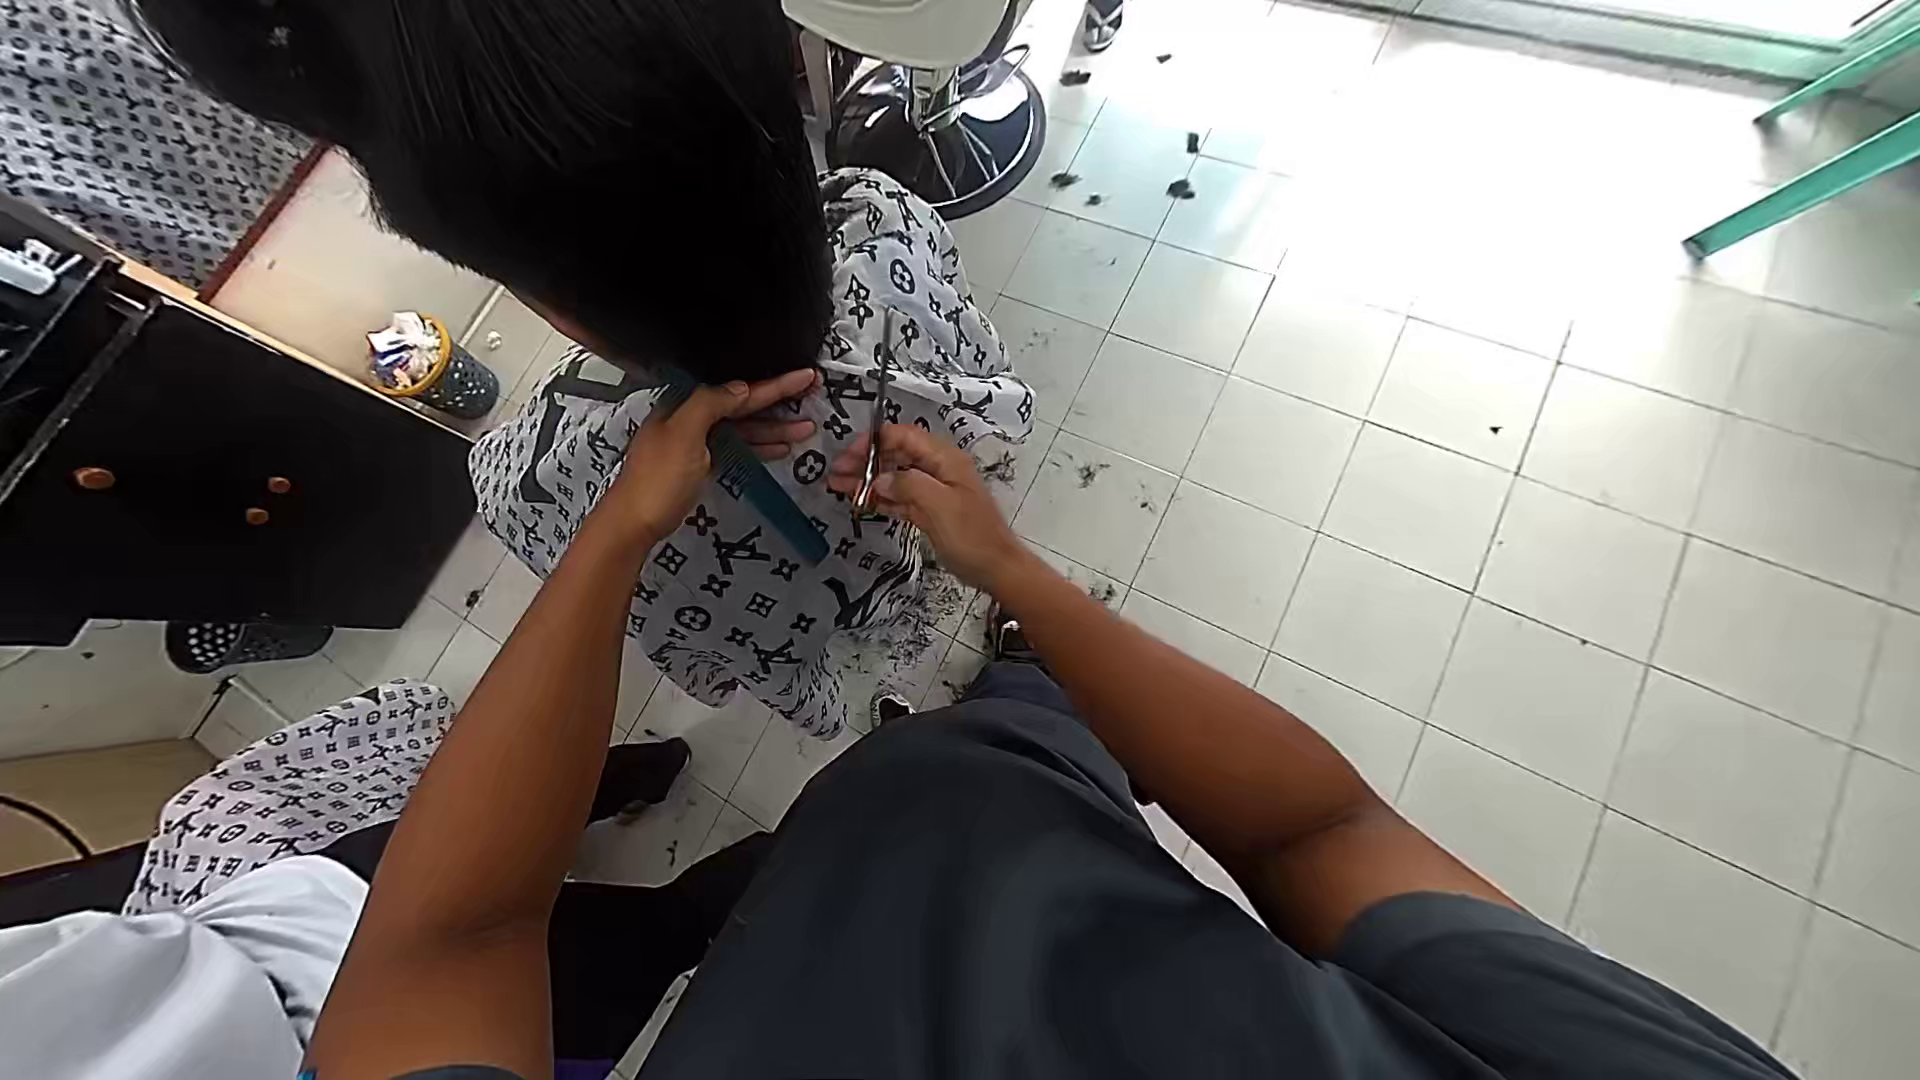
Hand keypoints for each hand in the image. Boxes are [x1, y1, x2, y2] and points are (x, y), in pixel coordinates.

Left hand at [597, 368, 818, 545]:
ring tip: (807, 428)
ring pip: (744, 430)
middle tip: (812, 393)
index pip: (738, 392)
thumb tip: (741, 388)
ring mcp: (699, 443)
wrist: (635, 522)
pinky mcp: (704, 464)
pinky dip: (760, 447)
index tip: (805, 377)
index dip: (774, 386)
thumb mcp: (683, 434)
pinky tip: (781, 448)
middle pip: (744, 408)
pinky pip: (738, 448)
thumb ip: (710, 405)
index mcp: (686, 406)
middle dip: (779, 403)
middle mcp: (693, 419)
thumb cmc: (658, 479)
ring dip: (776, 429)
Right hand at [827, 424, 1029, 589]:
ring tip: (839, 486)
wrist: (996, 569)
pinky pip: (901, 499)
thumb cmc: (972, 536)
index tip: (848, 455)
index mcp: (945, 459)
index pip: (904, 436)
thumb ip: (909, 484)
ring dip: (868, 481)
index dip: (874, 441)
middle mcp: (939, 470)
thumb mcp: (939, 505)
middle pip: (896, 455)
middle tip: (836, 473)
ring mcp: (934, 492)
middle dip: (865, 461)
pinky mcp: (930, 512)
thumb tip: (881, 478)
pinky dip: (882, 499)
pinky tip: (861, 502)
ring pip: (896, 478)